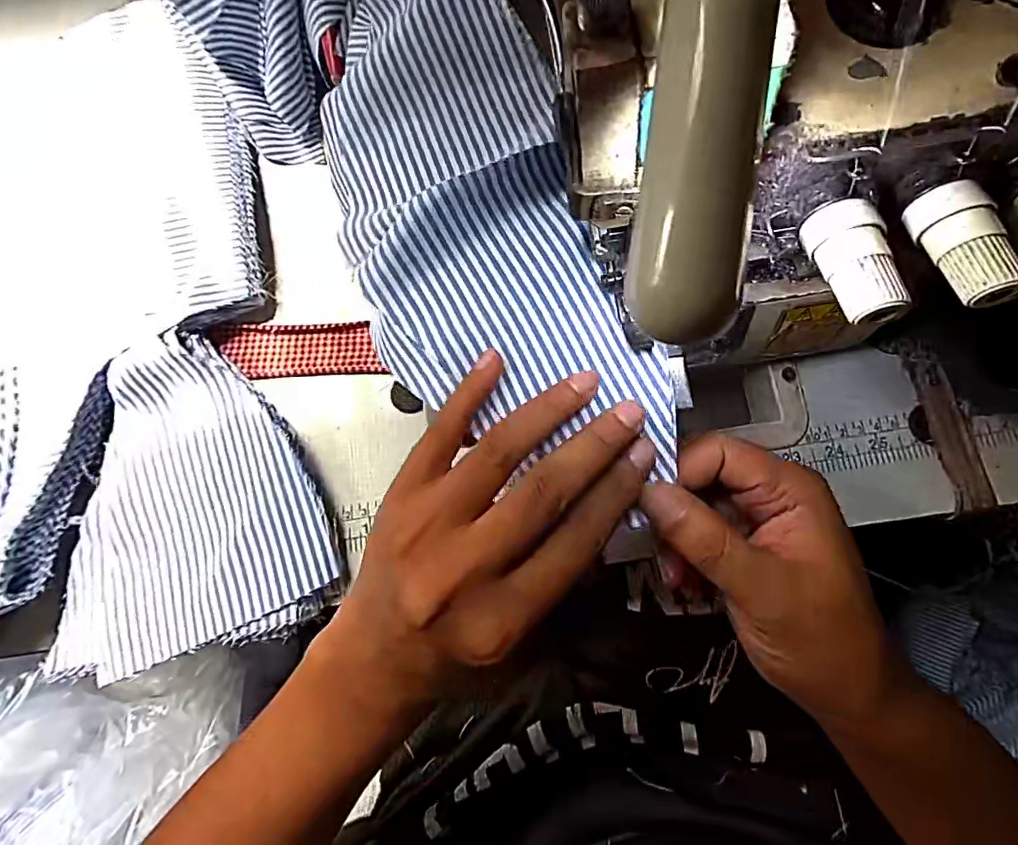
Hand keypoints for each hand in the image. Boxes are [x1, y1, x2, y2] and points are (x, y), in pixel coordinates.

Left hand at [319, 350, 654, 714]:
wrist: (373, 655)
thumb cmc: (455, 655)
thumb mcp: (519, 641)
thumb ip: (562, 579)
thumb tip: (607, 503)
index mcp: (501, 617)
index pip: (573, 541)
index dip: (615, 492)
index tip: (644, 454)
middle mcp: (463, 569)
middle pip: (541, 492)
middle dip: (593, 446)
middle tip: (628, 413)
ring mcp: (425, 524)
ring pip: (496, 454)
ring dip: (546, 412)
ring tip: (584, 384)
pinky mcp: (400, 495)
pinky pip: (438, 434)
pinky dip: (467, 394)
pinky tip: (495, 362)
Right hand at [639, 435, 897, 729]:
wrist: (849, 694)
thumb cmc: (818, 640)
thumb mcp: (759, 588)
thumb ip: (703, 537)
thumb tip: (649, 492)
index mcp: (789, 487)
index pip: (719, 451)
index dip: (679, 471)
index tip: (646, 507)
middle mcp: (772, 492)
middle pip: (703, 474)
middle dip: (674, 511)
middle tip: (657, 552)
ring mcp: (759, 518)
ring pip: (696, 504)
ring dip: (677, 539)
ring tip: (675, 579)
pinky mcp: (746, 543)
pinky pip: (701, 530)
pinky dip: (686, 554)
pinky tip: (686, 585)